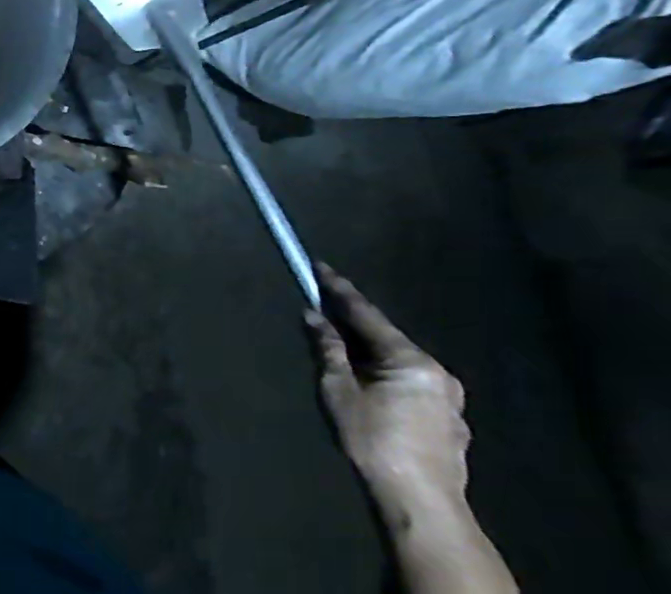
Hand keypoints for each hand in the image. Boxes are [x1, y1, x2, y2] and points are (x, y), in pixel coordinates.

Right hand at [308, 263, 471, 511]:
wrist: (420, 499)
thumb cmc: (372, 437)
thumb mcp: (338, 388)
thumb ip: (328, 348)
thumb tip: (314, 315)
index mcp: (410, 360)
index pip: (367, 314)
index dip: (340, 289)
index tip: (319, 266)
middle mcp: (437, 372)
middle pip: (386, 337)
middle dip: (354, 323)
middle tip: (323, 309)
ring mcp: (449, 398)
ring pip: (399, 361)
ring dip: (369, 350)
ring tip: (340, 348)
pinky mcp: (450, 419)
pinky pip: (410, 382)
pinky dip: (384, 372)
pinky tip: (368, 383)